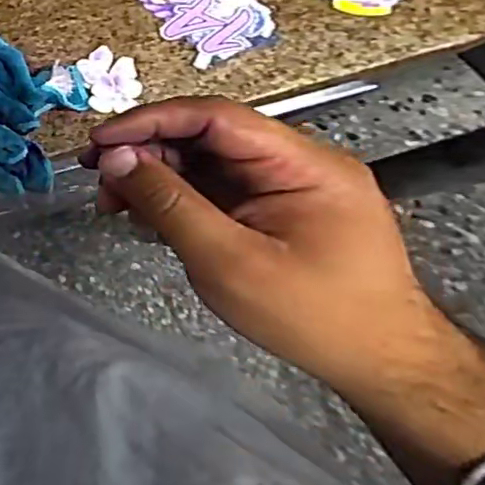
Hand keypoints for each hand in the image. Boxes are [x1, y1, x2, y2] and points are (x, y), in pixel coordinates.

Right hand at [80, 97, 459, 391]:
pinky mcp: (273, 204)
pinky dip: (171, 194)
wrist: (385, 367)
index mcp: (304, 165)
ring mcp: (286, 183)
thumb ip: (167, 202)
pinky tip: (146, 215)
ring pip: (201, 159)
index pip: (214, 116)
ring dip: (152, 175)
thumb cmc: (314, 317)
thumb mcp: (227, 260)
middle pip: (203, 135)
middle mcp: (298, 162)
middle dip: (144, 152)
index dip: (150, 121)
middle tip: (99, 178)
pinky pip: (211, 184)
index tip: (100, 142)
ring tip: (115, 203)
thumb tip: (115, 157)